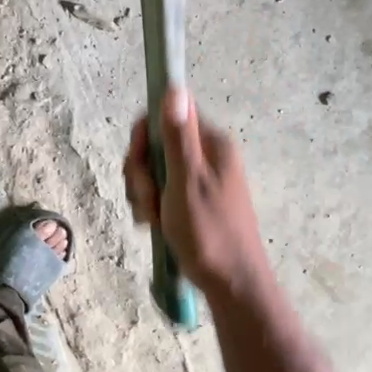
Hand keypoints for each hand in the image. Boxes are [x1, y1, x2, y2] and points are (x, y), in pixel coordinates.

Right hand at [124, 89, 274, 302]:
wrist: (231, 285)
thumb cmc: (209, 234)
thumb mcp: (186, 182)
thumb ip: (179, 136)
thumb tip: (174, 87)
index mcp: (211, 145)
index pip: (165, 116)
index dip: (144, 139)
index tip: (140, 165)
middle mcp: (208, 156)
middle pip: (155, 145)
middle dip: (141, 173)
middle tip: (149, 201)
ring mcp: (200, 180)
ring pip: (153, 170)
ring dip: (143, 193)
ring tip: (153, 219)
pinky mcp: (193, 201)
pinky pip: (160, 191)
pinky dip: (151, 206)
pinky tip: (156, 225)